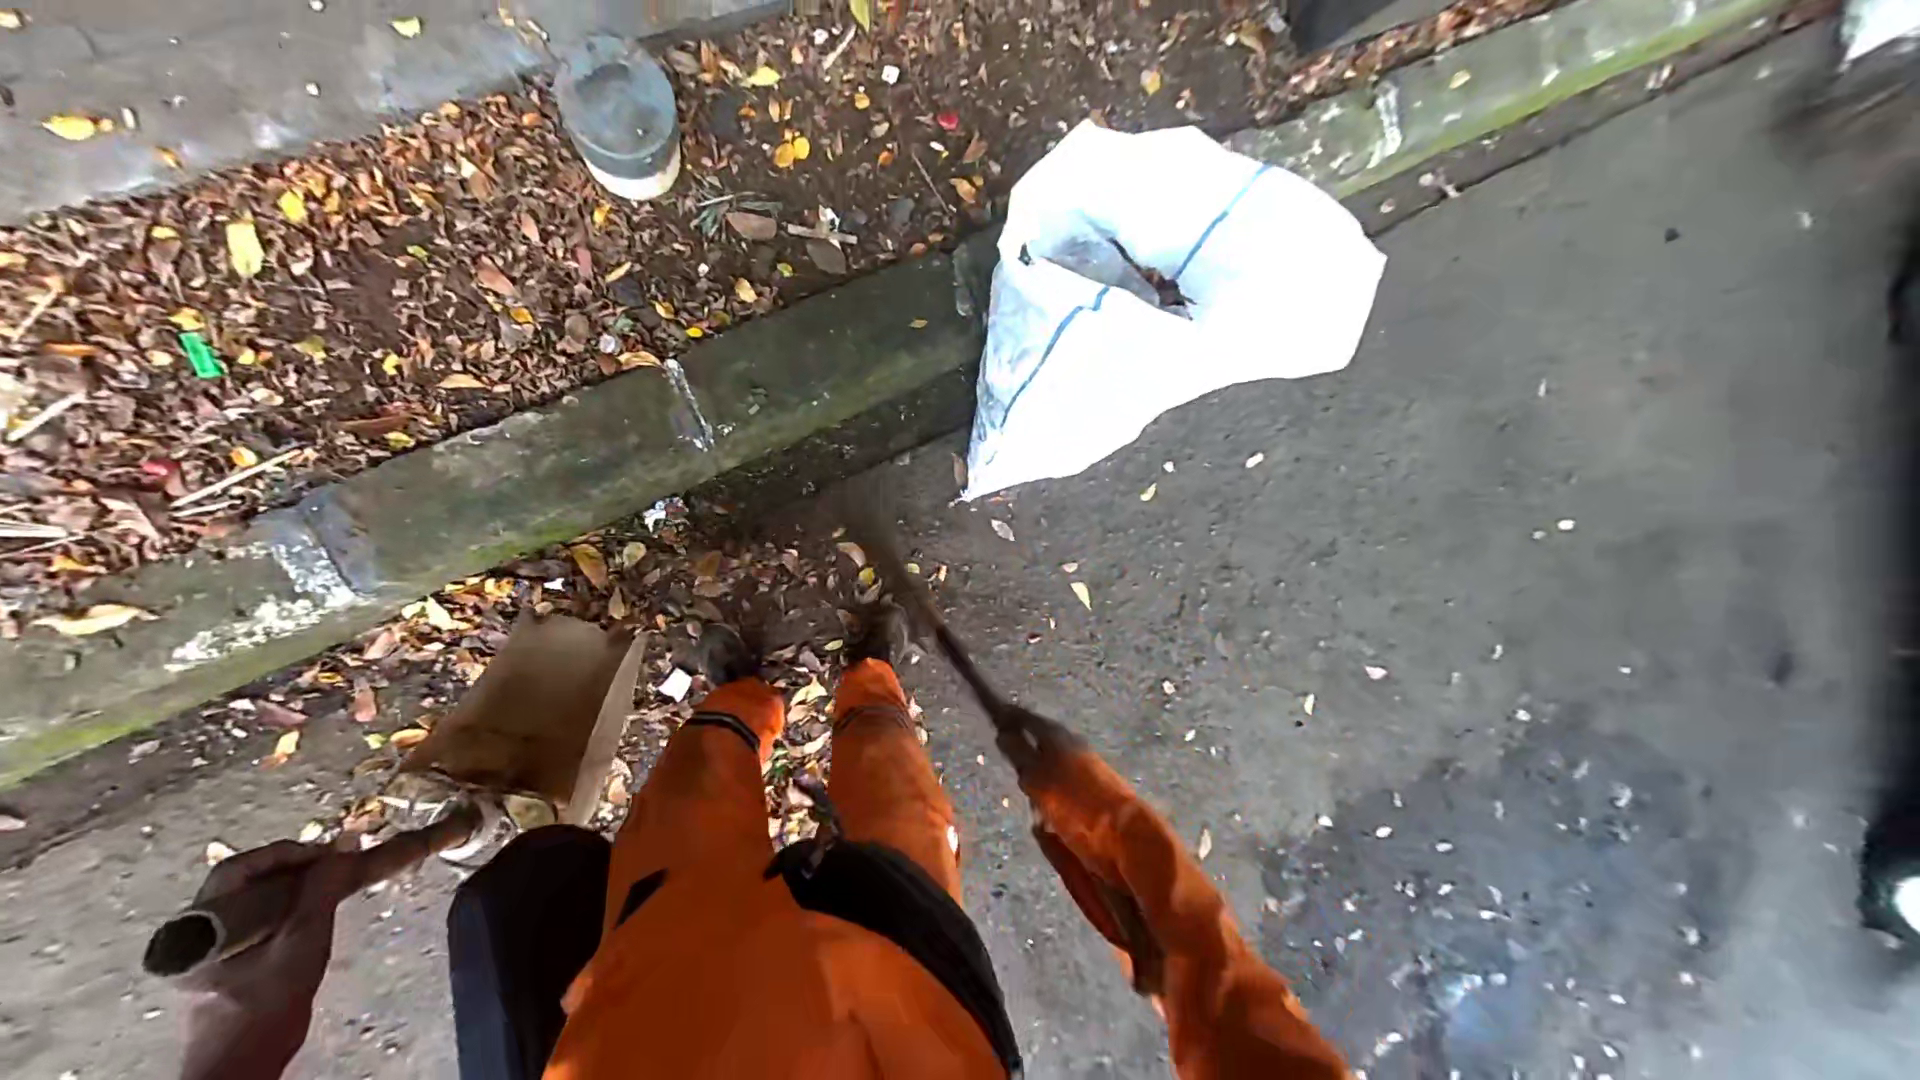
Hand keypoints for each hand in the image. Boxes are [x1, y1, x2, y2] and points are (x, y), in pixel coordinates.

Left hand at [178, 840, 359, 1079]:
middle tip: (340, 863)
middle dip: (300, 865)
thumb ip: (322, 890)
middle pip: (249, 879)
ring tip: (339, 880)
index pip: (238, 869)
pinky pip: (264, 913)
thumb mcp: (303, 940)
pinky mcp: (232, 956)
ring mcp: (213, 946)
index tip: (330, 853)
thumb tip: (347, 845)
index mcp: (199, 927)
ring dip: (302, 882)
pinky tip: (323, 904)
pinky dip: (297, 901)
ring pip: (259, 895)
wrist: (246, 1058)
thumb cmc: (268, 1000)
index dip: (286, 853)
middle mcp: (198, 931)